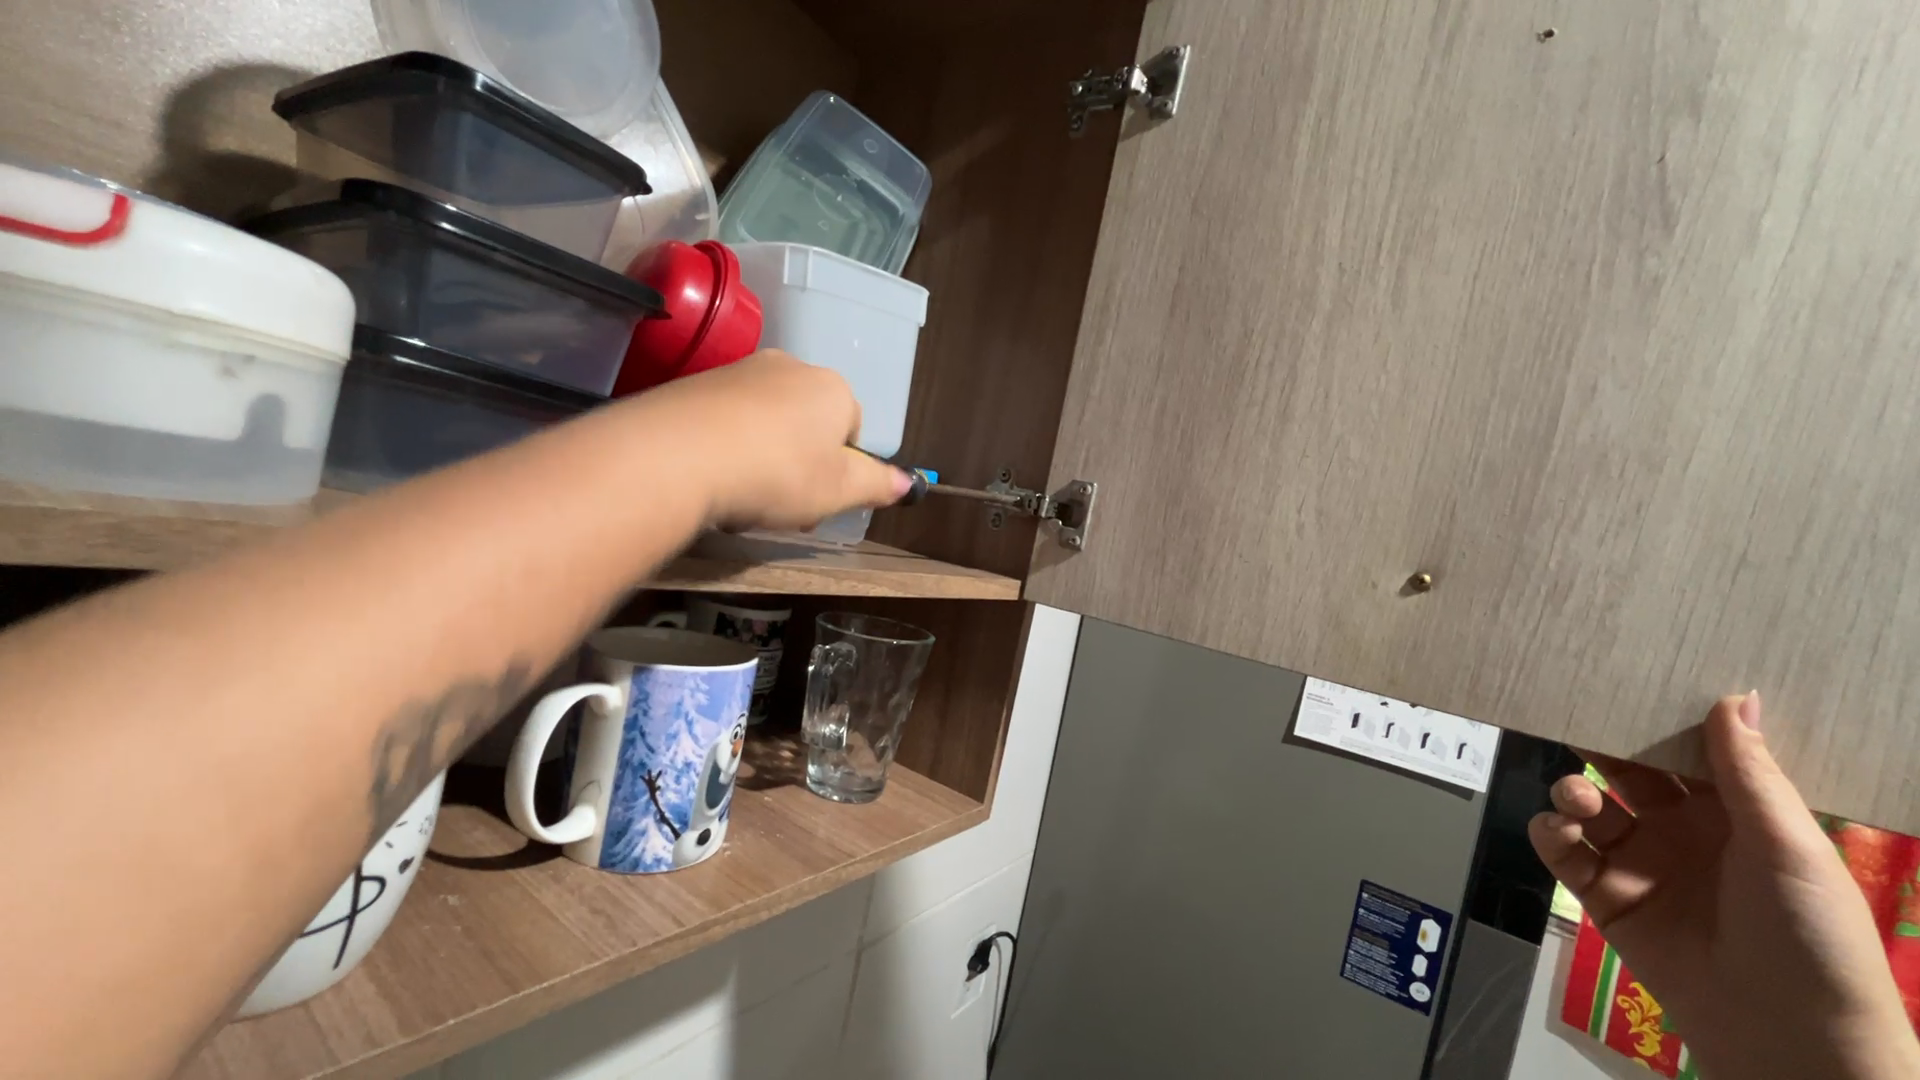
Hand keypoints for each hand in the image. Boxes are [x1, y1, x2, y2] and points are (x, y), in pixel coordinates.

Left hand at [641, 350, 911, 531]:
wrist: (679, 454)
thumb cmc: (778, 472)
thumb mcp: (839, 491)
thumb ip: (877, 484)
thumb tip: (909, 483)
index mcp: (832, 389)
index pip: (853, 428)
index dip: (841, 471)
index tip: (819, 502)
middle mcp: (789, 368)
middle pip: (808, 424)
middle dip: (801, 465)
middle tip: (782, 507)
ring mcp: (739, 372)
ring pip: (766, 424)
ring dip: (763, 460)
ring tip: (743, 498)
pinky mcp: (694, 384)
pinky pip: (726, 422)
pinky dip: (726, 449)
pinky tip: (714, 478)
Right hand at [1530, 693, 1919, 1079]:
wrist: (1785, 1033)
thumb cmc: (1807, 933)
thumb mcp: (1788, 845)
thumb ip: (1749, 773)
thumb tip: (1737, 696)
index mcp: (1734, 817)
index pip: (1686, 757)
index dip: (1658, 724)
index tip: (1625, 687)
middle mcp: (1681, 833)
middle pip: (1626, 775)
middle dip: (1600, 749)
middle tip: (1574, 721)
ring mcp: (1638, 864)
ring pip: (1587, 807)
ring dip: (1573, 792)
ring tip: (1579, 799)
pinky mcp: (1602, 895)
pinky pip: (1562, 851)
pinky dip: (1551, 833)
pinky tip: (1562, 831)